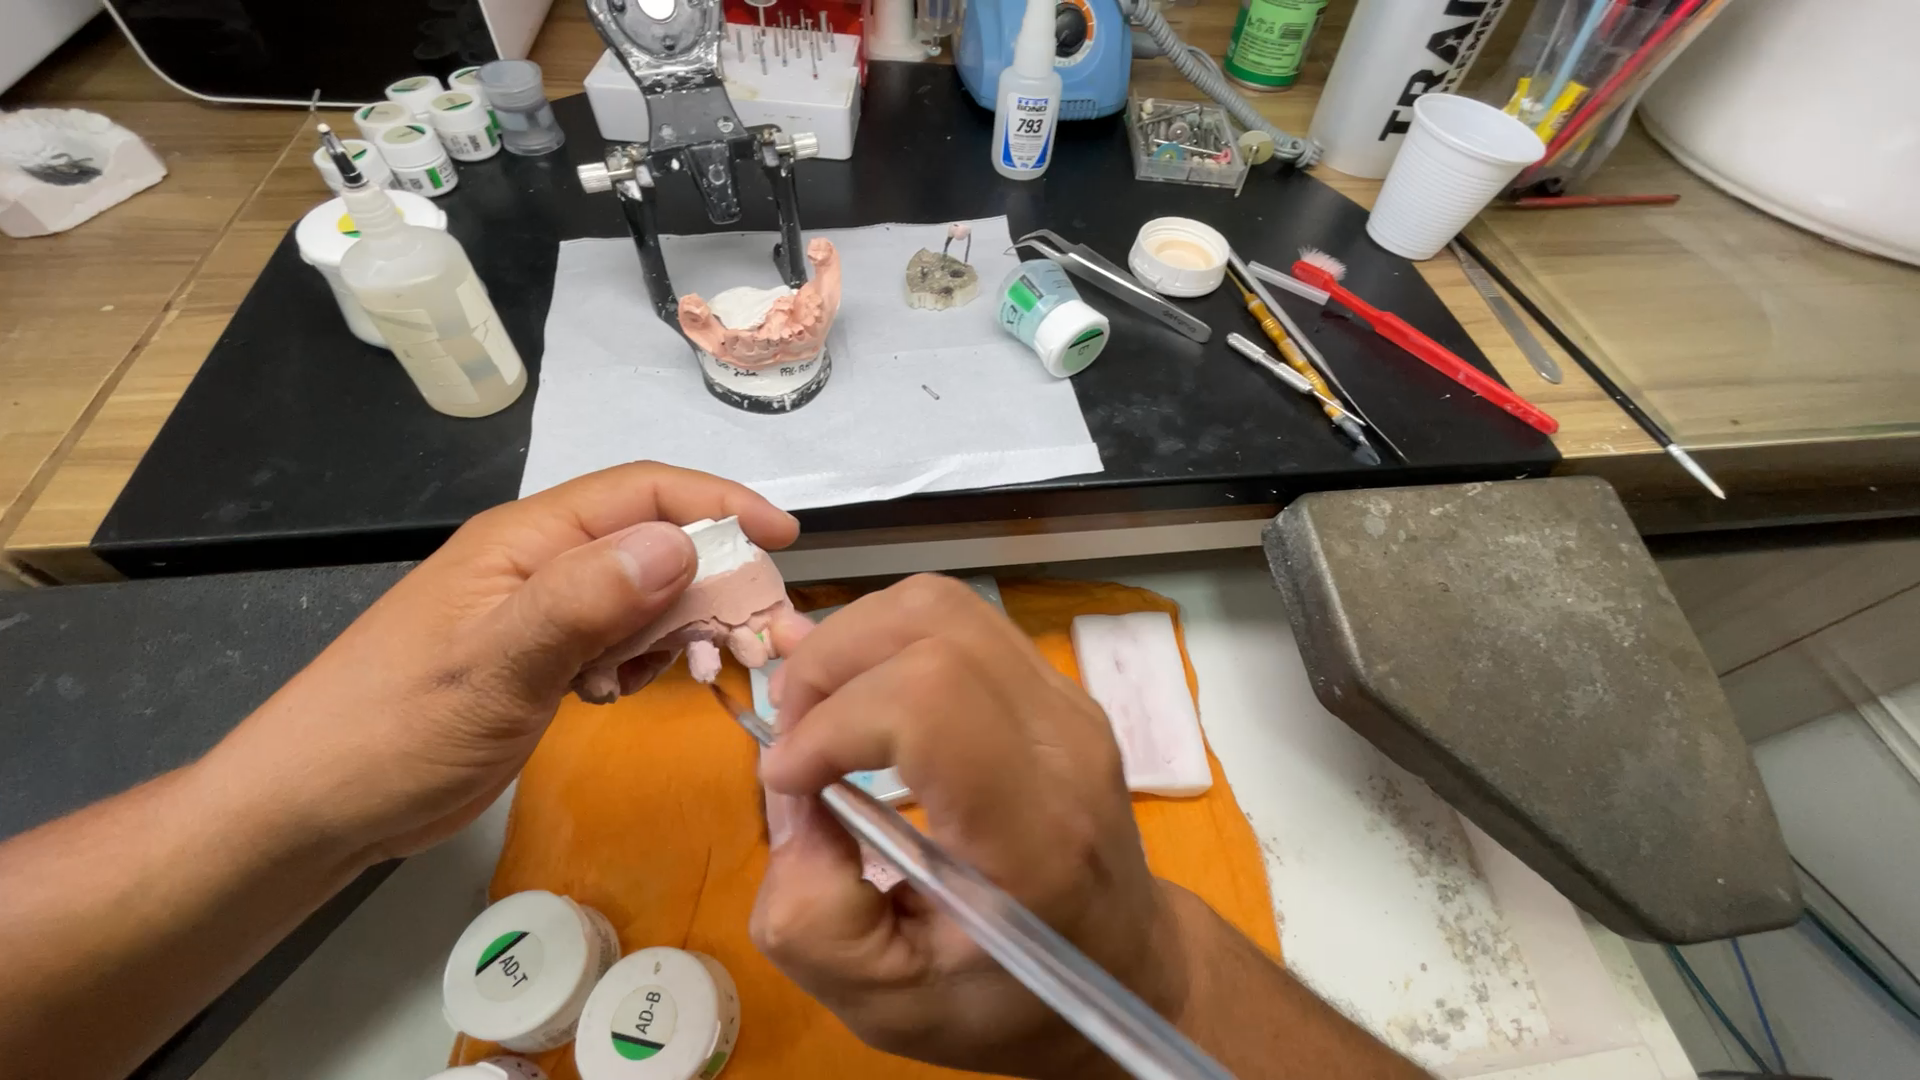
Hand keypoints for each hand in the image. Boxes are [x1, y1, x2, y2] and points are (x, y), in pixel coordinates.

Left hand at [203, 463, 797, 865]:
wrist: (312, 811)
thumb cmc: (392, 732)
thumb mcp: (492, 666)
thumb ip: (583, 601)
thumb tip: (681, 544)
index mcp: (531, 538)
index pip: (645, 493)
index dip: (721, 503)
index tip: (784, 538)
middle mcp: (548, 561)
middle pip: (660, 542)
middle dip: (721, 576)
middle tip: (765, 629)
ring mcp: (551, 609)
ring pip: (650, 592)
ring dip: (690, 622)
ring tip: (706, 666)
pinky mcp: (553, 653)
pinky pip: (627, 635)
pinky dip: (650, 656)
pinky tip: (630, 691)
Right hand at [752, 575, 1186, 1078]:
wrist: (1122, 961)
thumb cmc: (1011, 996)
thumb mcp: (889, 1004)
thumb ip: (813, 917)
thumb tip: (792, 791)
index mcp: (1034, 831)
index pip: (932, 703)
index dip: (836, 722)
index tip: (789, 777)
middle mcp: (1062, 740)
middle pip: (932, 627)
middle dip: (830, 664)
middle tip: (794, 734)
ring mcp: (1066, 699)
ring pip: (942, 605)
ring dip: (854, 639)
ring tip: (821, 706)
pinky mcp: (1055, 683)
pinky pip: (958, 620)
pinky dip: (887, 637)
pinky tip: (862, 687)